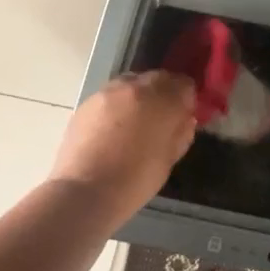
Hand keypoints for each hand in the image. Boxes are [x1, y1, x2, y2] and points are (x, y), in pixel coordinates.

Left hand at [52, 71, 196, 217]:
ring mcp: (109, 92)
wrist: (84, 192)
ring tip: (133, 123)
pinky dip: (116, 106)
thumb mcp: (169, 160)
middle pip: (158, 78)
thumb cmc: (135, 181)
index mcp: (163, 100)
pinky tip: (111, 130)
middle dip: (163, 94)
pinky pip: (110, 96)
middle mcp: (136, 87)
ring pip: (132, 83)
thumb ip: (180, 133)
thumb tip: (184, 120)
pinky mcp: (86, 102)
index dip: (186, 99)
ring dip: (138, 97)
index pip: (184, 84)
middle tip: (159, 119)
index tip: (182, 116)